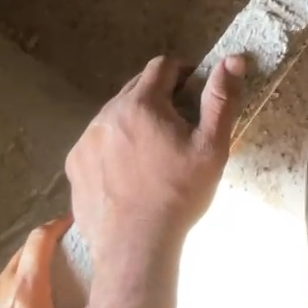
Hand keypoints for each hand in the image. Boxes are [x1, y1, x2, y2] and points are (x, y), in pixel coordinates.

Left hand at [0, 217, 84, 307]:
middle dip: (43, 253)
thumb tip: (114, 286)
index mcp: (26, 289)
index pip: (40, 237)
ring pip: (5, 278)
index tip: (70, 226)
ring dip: (22, 281)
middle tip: (61, 268)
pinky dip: (1, 302)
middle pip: (23, 254)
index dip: (57, 225)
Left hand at [65, 55, 246, 268]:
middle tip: (179, 124)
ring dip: (136, 119)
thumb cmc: (180, 193)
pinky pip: (98, 140)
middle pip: (137, 87)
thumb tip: (234, 58)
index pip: (162, 66)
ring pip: (116, 114)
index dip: (183, 73)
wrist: (135, 248)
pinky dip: (114, 145)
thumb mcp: (211, 145)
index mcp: (141, 103)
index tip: (195, 94)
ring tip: (154, 150)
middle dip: (160, 96)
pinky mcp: (74, 165)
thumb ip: (221, 98)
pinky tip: (129, 172)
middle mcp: (107, 114)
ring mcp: (86, 140)